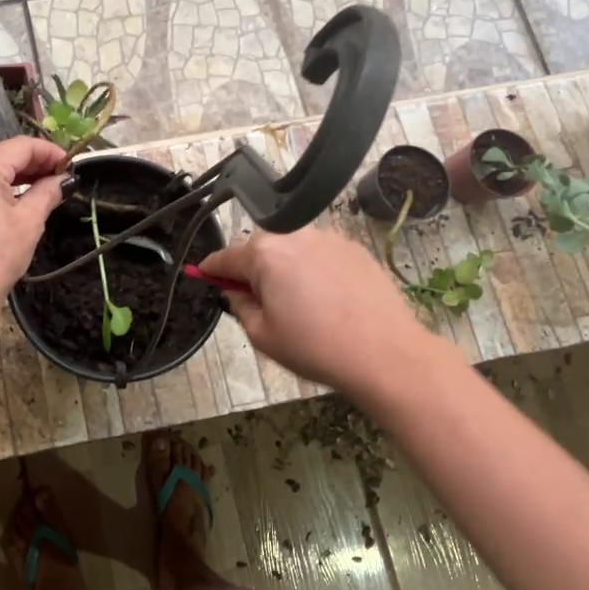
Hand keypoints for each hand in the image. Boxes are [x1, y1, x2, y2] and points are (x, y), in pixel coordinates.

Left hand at [0, 137, 69, 309]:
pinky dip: (1, 182)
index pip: (21, 146)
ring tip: (46, 185)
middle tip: (61, 177)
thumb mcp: (29, 222)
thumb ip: (48, 192)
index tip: (72, 166)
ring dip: (19, 171)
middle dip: (35, 161)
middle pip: (5, 152)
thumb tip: (64, 179)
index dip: (50, 152)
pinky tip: (21, 193)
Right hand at [198, 226, 438, 398]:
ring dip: (288, 268)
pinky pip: (322, 255)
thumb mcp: (263, 336)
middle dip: (255, 270)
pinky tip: (331, 300)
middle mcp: (293, 235)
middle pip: (260, 249)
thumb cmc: (315, 347)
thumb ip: (240, 306)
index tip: (202, 275)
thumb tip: (236, 291)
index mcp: (263, 254)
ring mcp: (328, 238)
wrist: (386, 354)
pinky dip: (317, 270)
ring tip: (303, 305)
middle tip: (263, 303)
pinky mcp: (355, 249)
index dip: (211, 269)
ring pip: (293, 250)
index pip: (225, 258)